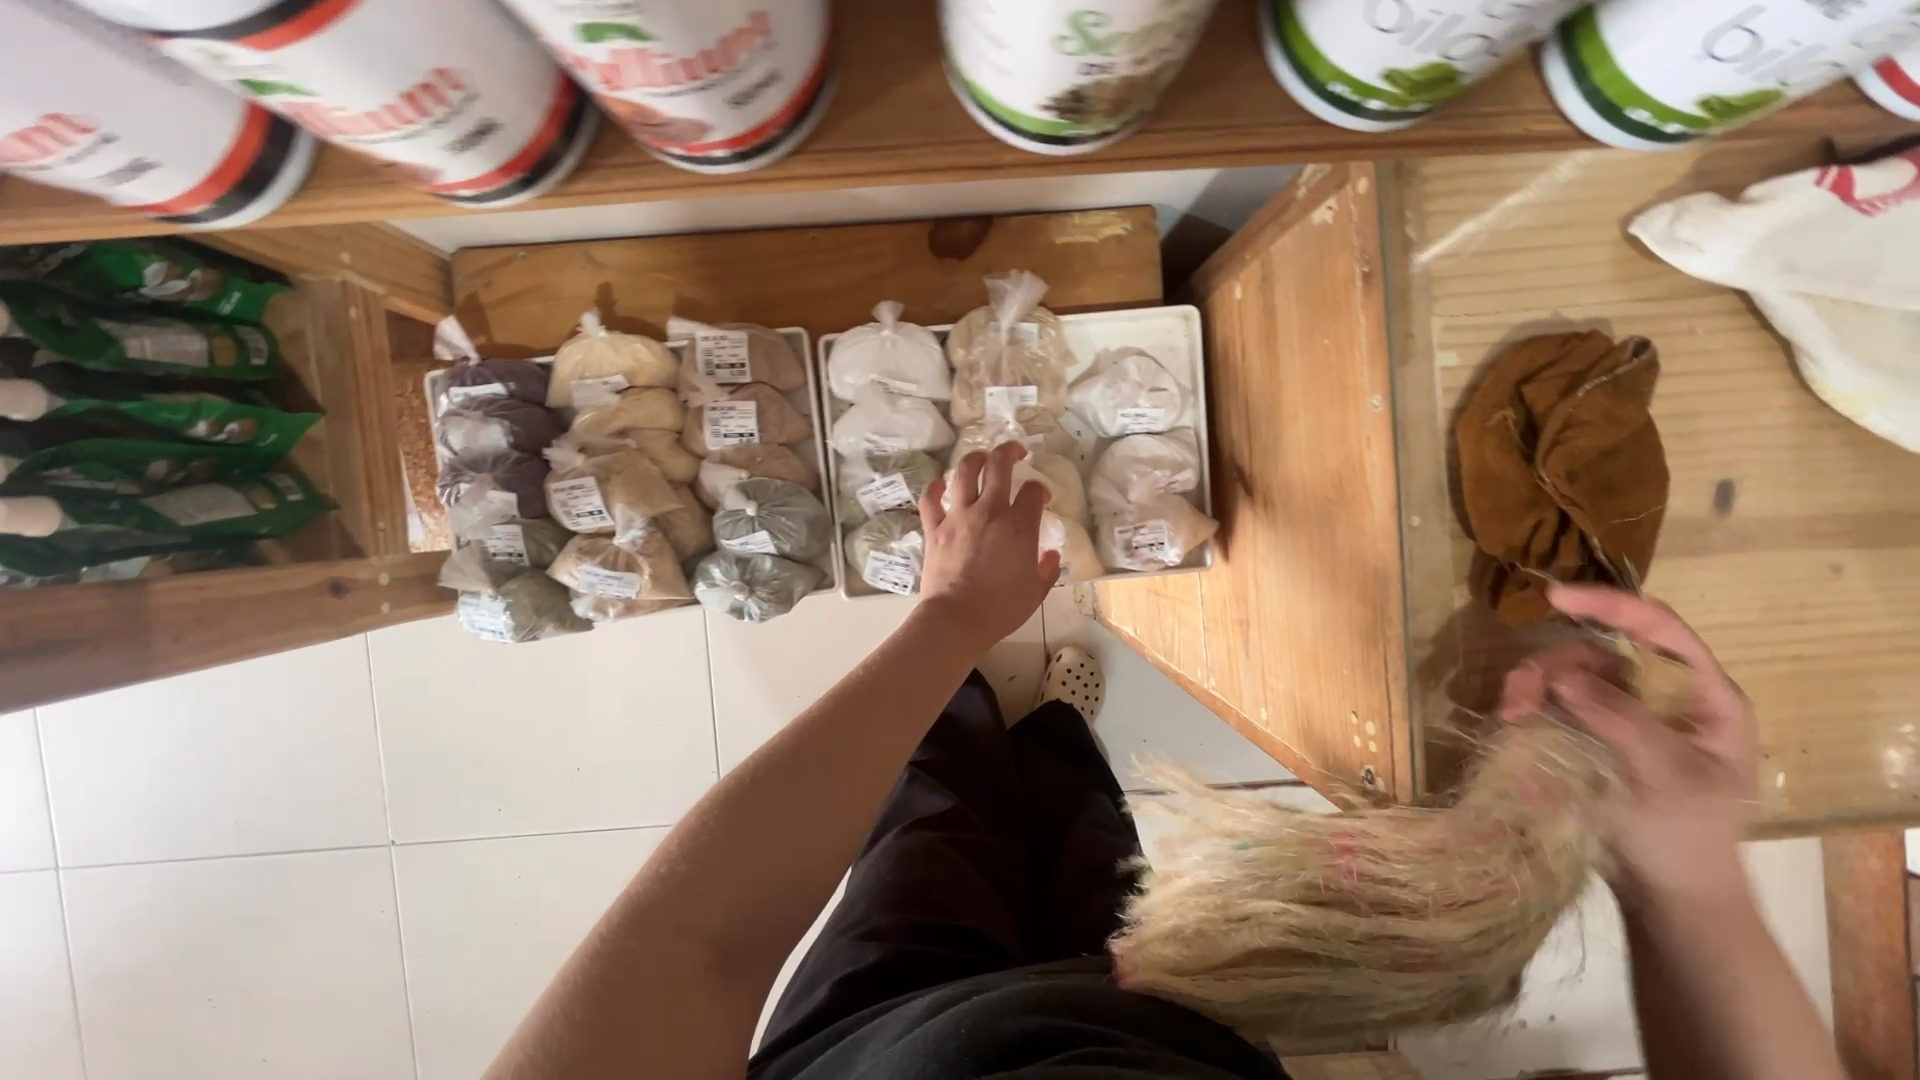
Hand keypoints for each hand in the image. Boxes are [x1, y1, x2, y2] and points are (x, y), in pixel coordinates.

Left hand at [917, 442, 1058, 651]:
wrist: (957, 620)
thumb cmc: (1001, 609)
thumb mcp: (1036, 592)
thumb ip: (1046, 569)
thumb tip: (1050, 555)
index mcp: (1019, 526)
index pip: (1033, 491)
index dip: (1040, 489)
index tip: (1042, 498)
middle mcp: (989, 512)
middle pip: (1000, 465)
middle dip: (1010, 451)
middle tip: (1016, 451)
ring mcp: (958, 517)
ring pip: (965, 472)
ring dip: (975, 458)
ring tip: (982, 457)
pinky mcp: (934, 529)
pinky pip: (930, 499)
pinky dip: (935, 487)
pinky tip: (941, 483)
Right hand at [1500, 584, 1758, 910]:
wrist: (1667, 891)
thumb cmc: (1685, 835)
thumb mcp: (1664, 776)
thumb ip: (1620, 720)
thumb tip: (1563, 676)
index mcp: (1703, 697)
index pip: (1660, 630)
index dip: (1611, 606)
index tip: (1556, 598)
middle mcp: (1661, 695)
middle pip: (1597, 652)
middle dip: (1551, 667)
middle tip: (1517, 700)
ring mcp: (1621, 714)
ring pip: (1566, 674)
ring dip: (1531, 687)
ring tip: (1511, 718)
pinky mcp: (1588, 733)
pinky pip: (1551, 701)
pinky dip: (1529, 706)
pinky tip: (1514, 727)